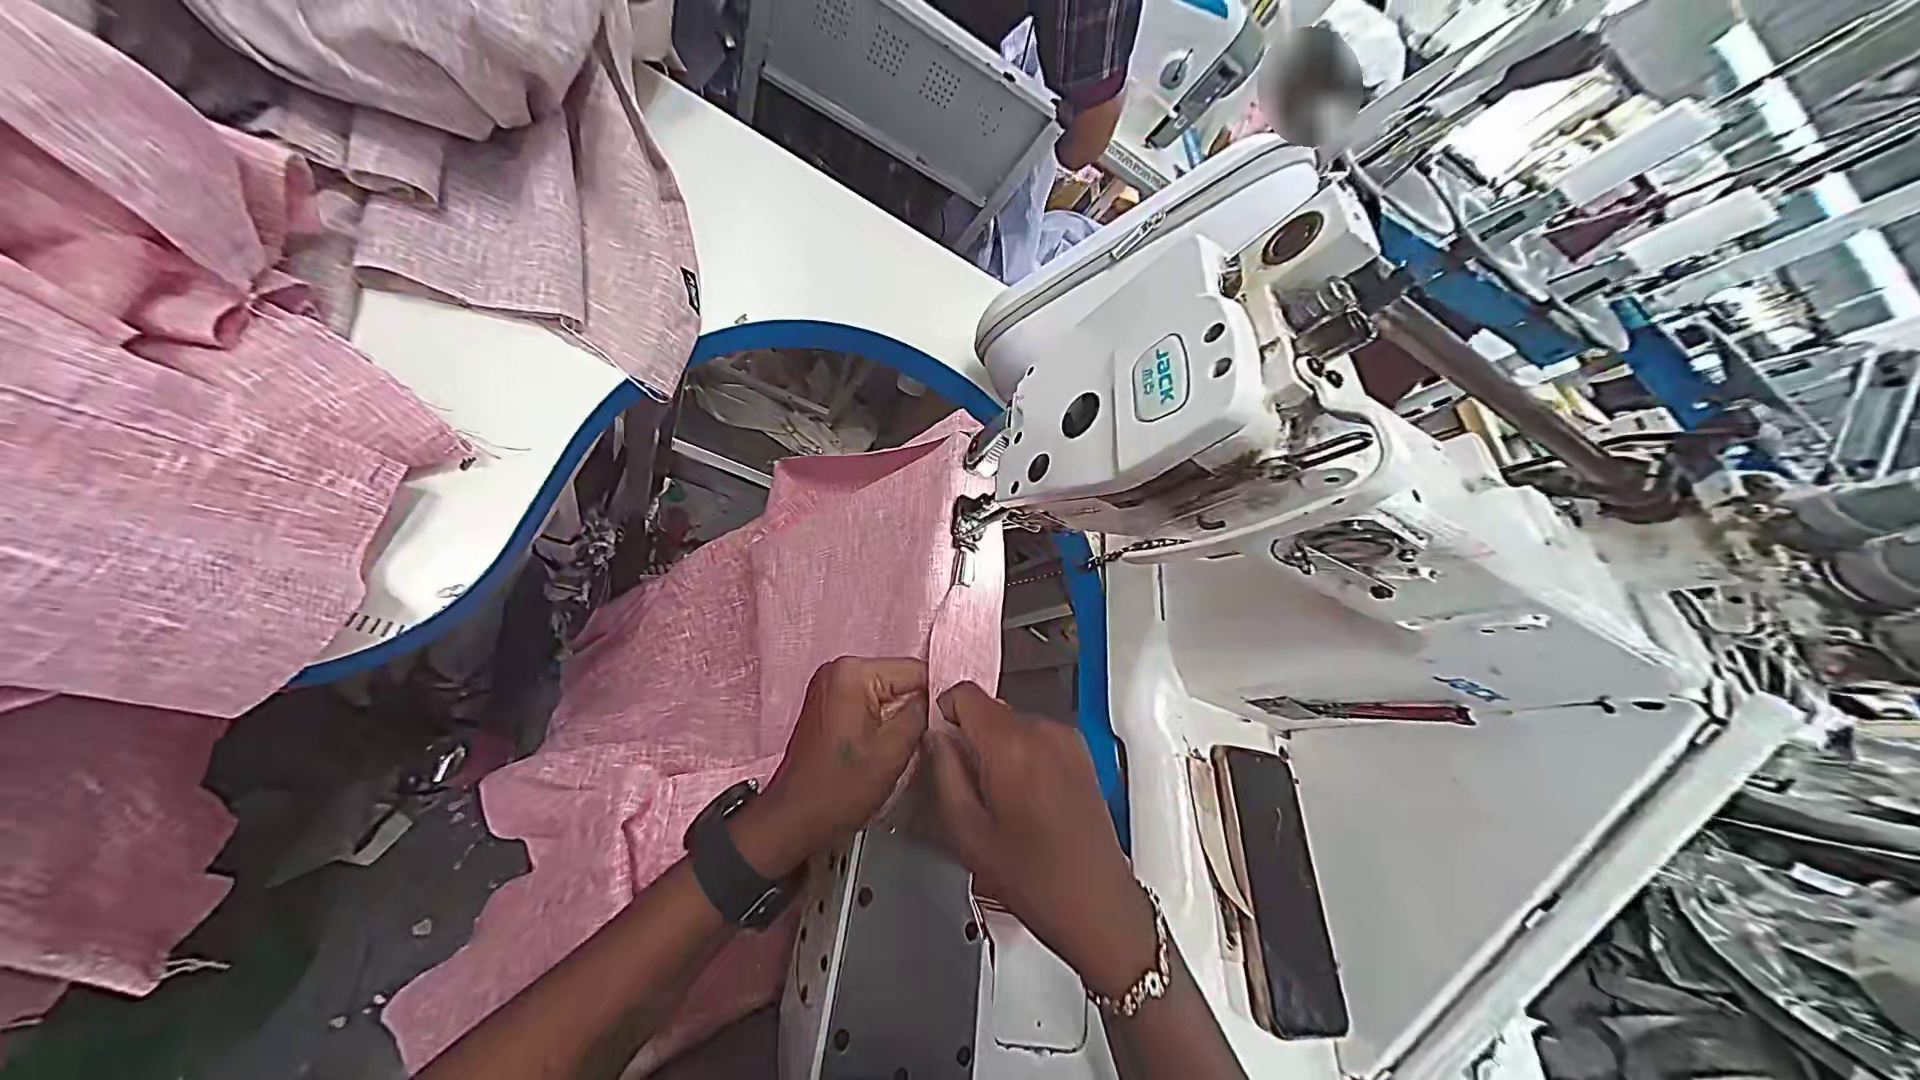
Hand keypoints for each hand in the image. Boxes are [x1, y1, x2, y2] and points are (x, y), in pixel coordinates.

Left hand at [732, 657, 928, 878]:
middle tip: (926, 736)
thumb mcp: (894, 749)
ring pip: (885, 691)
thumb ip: (921, 713)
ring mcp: (829, 685)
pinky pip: (868, 700)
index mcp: (853, 673)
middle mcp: (837, 669)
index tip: (946, 719)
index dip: (935, 695)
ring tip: (903, 743)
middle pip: (898, 678)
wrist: (795, 819)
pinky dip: (881, 719)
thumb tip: (935, 699)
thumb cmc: (838, 789)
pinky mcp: (827, 703)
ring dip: (898, 714)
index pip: (914, 670)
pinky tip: (884, 743)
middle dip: (915, 705)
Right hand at [928, 682, 1155, 998]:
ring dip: (998, 747)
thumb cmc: (1036, 879)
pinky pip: (1037, 736)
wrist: (1096, 902)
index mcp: (1011, 746)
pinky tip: (1024, 797)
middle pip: (990, 709)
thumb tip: (937, 739)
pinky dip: (1023, 754)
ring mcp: (1066, 739)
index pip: (967, 694)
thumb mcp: (967, 831)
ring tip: (999, 798)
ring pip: (1012, 723)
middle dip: (972, 736)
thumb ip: (944, 771)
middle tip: (967, 782)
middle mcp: (1043, 732)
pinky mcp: (1080, 751)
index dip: (946, 710)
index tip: (941, 734)